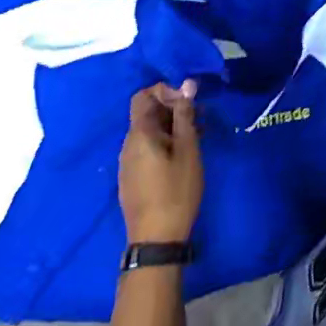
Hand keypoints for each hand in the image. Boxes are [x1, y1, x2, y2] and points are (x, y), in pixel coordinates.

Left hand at [119, 80, 202, 243]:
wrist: (155, 241)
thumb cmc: (175, 191)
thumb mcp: (187, 150)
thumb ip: (185, 115)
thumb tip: (186, 84)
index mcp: (139, 133)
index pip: (143, 95)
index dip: (166, 90)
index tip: (189, 101)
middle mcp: (127, 144)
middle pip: (146, 113)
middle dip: (172, 109)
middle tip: (199, 119)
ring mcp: (127, 162)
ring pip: (148, 132)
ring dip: (170, 127)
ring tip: (196, 138)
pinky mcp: (131, 178)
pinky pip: (146, 149)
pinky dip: (164, 143)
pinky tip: (182, 157)